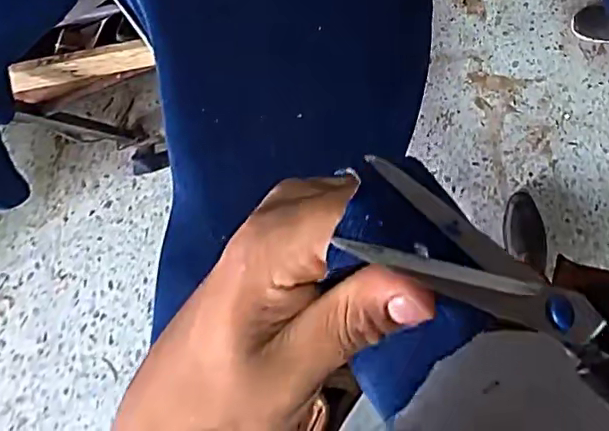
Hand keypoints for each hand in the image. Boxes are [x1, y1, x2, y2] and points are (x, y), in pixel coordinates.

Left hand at [114, 176, 434, 430]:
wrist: (163, 422)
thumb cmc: (214, 406)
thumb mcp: (287, 376)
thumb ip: (353, 321)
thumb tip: (423, 287)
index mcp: (273, 239)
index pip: (360, 207)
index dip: (406, 231)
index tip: (444, 267)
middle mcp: (276, 211)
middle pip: (362, 199)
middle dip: (402, 234)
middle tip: (437, 280)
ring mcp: (276, 218)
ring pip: (355, 205)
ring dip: (387, 239)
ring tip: (412, 282)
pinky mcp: (280, 233)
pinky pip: (338, 218)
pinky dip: (365, 240)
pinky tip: (375, 277)